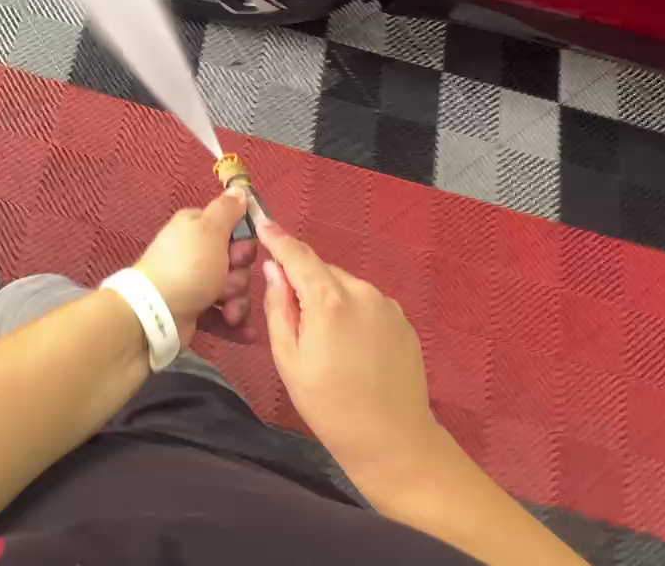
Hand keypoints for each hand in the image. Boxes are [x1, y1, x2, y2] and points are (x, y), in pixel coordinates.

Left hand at [133, 189, 257, 340]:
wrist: (156, 312)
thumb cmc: (188, 265)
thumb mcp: (209, 229)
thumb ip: (227, 209)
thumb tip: (239, 189)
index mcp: (197, 227)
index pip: (234, 230)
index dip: (243, 245)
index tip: (238, 255)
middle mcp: (196, 252)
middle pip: (236, 263)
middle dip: (239, 277)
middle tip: (225, 282)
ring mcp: (195, 282)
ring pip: (234, 291)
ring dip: (237, 303)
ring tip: (229, 312)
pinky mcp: (195, 309)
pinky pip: (223, 316)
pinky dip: (234, 325)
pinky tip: (246, 334)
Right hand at [259, 221, 445, 490]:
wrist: (395, 443)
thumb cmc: (330, 405)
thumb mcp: (288, 359)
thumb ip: (278, 307)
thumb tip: (275, 271)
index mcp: (328, 300)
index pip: (297, 254)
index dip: (276, 237)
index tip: (261, 220)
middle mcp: (360, 292)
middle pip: (321, 270)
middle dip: (302, 280)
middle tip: (292, 317)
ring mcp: (386, 305)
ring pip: (343, 286)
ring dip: (328, 297)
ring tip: (324, 340)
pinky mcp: (403, 321)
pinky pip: (365, 302)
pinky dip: (350, 311)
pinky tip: (350, 346)